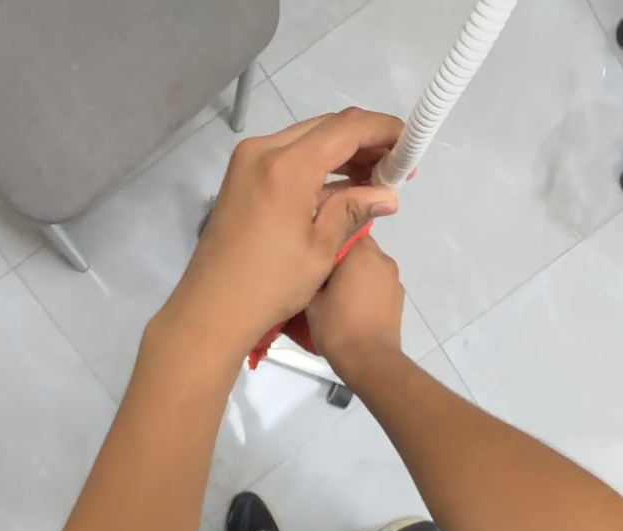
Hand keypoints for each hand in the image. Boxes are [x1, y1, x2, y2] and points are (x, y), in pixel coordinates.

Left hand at [155, 108, 404, 362]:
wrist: (212, 309)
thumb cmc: (270, 286)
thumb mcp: (321, 250)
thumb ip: (353, 211)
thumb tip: (388, 195)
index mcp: (286, 165)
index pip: (346, 128)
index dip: (383, 131)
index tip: (409, 146)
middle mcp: (263, 150)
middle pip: (325, 128)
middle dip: (363, 143)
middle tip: (393, 169)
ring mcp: (246, 162)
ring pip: (304, 140)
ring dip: (338, 154)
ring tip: (370, 180)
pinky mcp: (239, 178)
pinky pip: (285, 157)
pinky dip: (313, 166)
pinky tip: (335, 188)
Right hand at [306, 235, 406, 378]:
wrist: (370, 360)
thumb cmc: (337, 328)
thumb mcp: (312, 299)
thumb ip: (314, 273)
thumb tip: (315, 265)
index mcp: (360, 252)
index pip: (343, 231)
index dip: (328, 243)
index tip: (316, 259)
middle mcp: (382, 258)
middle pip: (359, 248)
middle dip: (344, 259)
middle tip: (325, 280)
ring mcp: (394, 278)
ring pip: (370, 266)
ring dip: (357, 275)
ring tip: (340, 296)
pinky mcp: (399, 297)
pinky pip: (379, 284)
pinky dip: (368, 290)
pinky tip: (355, 308)